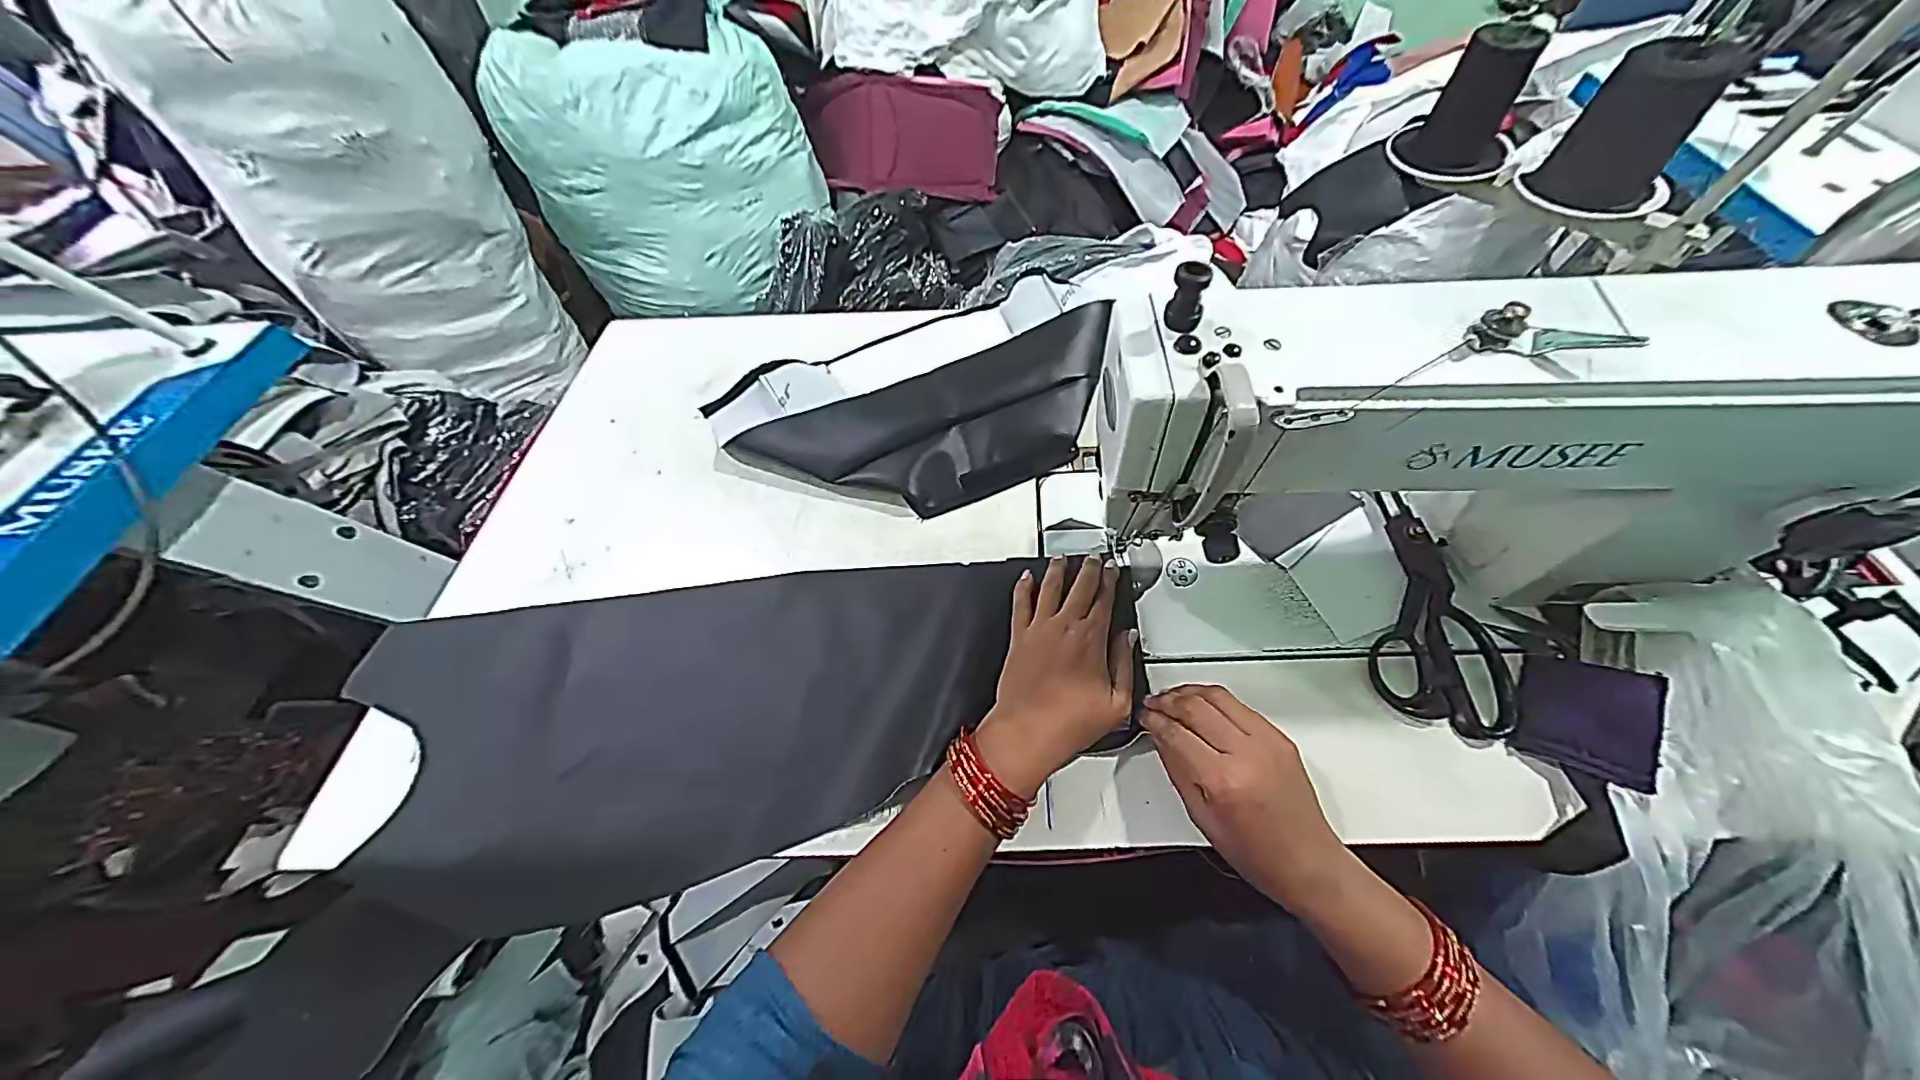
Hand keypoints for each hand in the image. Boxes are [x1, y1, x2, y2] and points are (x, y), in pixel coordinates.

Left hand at [974, 556, 1135, 798]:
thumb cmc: (1068, 722)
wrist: (1027, 731)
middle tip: (1094, 558)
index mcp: (1091, 640)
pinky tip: (1026, 578)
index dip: (1110, 580)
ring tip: (1063, 559)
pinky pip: (1020, 603)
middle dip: (1089, 569)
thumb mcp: (1116, 702)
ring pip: (1050, 588)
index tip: (1113, 569)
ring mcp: (1039, 630)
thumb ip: (1124, 664)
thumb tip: (1128, 640)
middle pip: (1079, 587)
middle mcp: (1064, 628)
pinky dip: (1024, 587)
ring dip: (1058, 571)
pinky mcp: (1019, 638)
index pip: (1104, 600)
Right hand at [1142, 684, 1350, 912]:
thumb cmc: (1260, 853)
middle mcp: (1248, 754)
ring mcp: (1268, 742)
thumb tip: (1162, 739)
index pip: (1177, 732)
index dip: (1155, 720)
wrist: (1307, 862)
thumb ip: (1178, 771)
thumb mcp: (1202, 817)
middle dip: (1168, 700)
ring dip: (1190, 692)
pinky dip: (1216, 699)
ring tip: (1174, 697)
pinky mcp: (1280, 737)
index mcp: (1224, 779)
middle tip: (1154, 703)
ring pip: (1219, 696)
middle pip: (1195, 706)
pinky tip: (1203, 704)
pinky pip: (1241, 706)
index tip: (1146, 717)